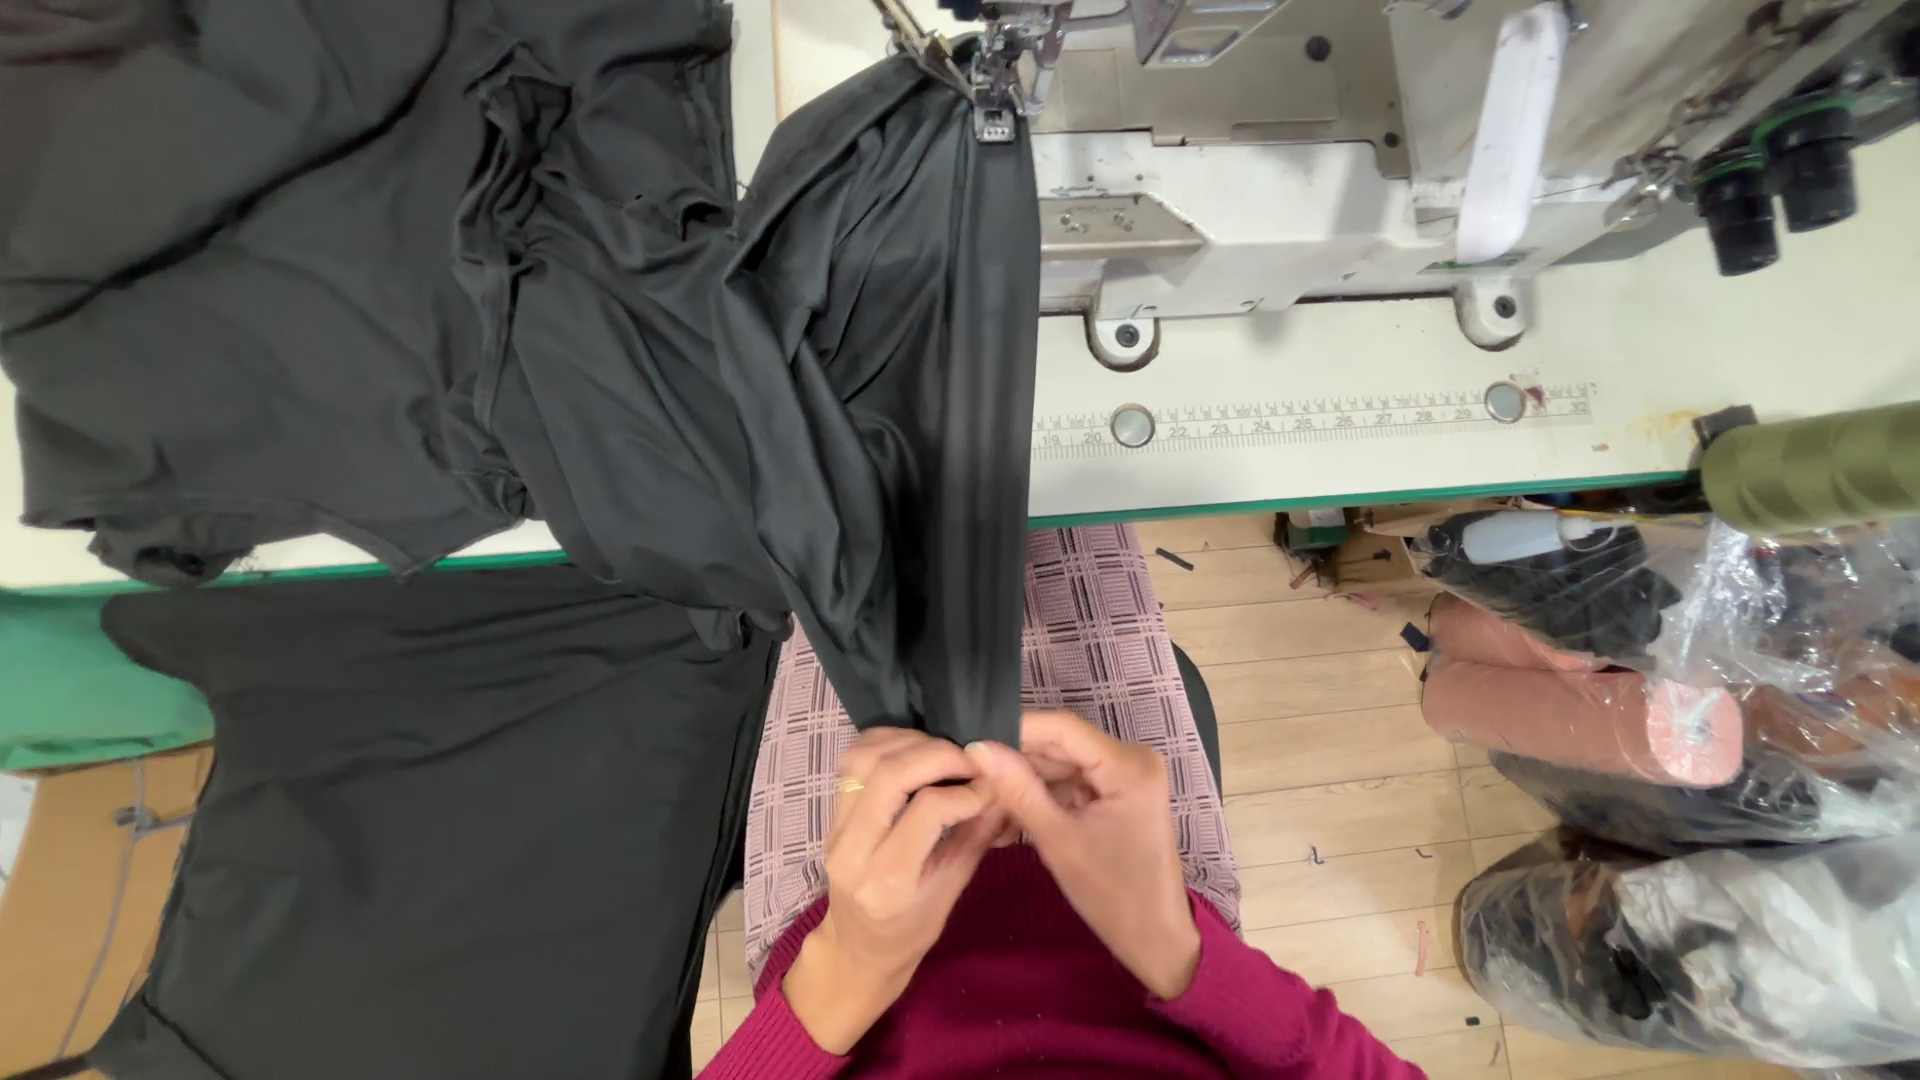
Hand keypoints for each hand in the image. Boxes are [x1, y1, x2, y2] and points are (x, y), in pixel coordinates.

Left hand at [783, 728, 1004, 1053]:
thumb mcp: (953, 890)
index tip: (991, 785)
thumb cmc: (911, 931)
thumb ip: (976, 836)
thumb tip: (1003, 788)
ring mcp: (834, 828)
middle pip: (889, 774)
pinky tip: (914, 749)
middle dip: (938, 754)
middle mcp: (852, 850)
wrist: (856, 948)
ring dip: (910, 742)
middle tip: (970, 758)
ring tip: (944, 752)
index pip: (927, 809)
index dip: (965, 789)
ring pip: (865, 758)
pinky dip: (886, 742)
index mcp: (888, 882)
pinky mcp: (831, 812)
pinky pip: (853, 759)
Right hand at [968, 710, 1201, 999]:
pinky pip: (1072, 782)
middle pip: (1061, 745)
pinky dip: (1043, 797)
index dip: (1016, 729)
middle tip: (972, 778)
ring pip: (1061, 764)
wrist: (1157, 942)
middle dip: (1017, 762)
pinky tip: (1011, 817)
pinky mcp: (1117, 791)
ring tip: (986, 805)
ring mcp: (1125, 774)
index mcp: (1127, 764)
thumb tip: (975, 746)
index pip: (1062, 727)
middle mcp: (1131, 757)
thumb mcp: (1057, 840)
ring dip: (1025, 783)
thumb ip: (1016, 789)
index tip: (971, 742)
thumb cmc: (1113, 896)